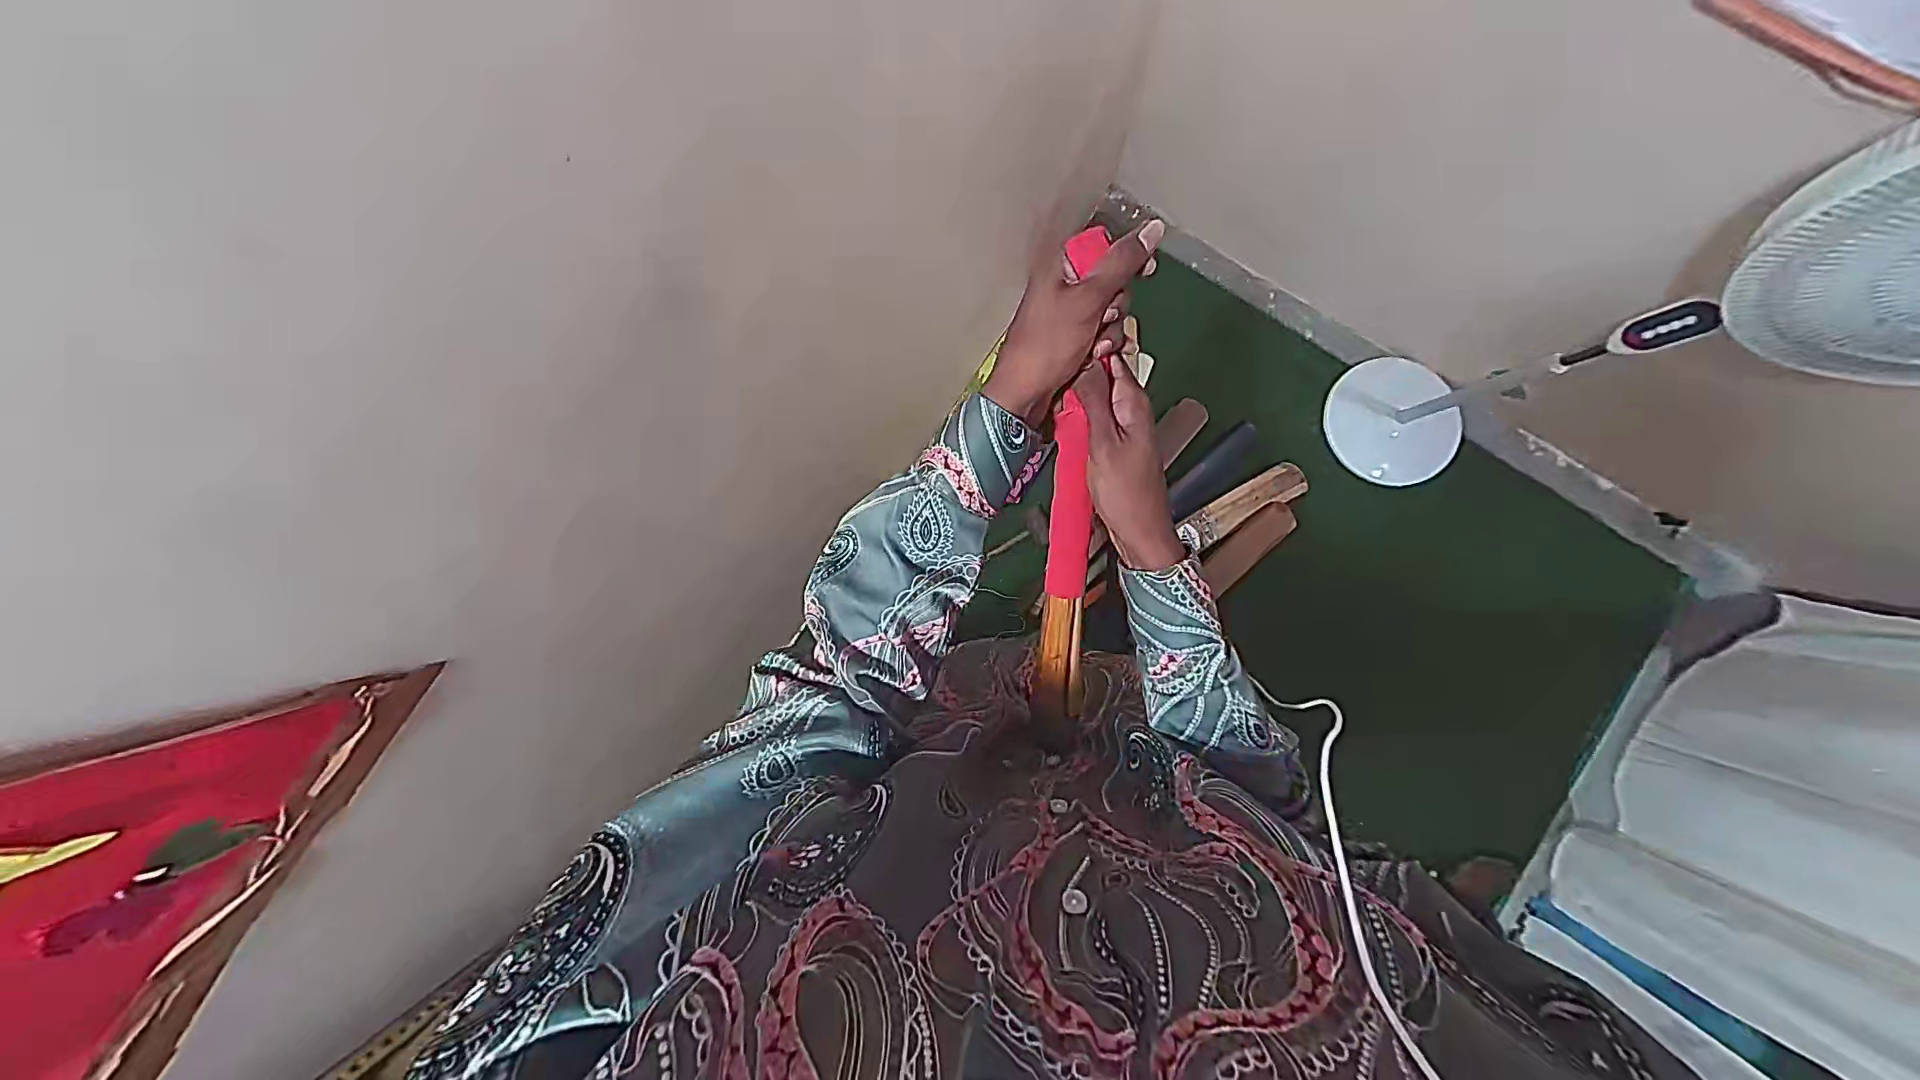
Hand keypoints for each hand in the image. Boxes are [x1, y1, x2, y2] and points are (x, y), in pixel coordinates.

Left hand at [983, 219, 1163, 427]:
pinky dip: (1106, 345)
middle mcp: (1065, 285)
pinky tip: (1095, 356)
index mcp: (1060, 265)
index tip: (1144, 270)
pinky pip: (1106, 332)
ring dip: (1111, 329)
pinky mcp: (1076, 336)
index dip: (1128, 256)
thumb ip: (1121, 264)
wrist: (1025, 394)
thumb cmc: (1044, 348)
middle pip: (1115, 280)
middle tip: (1100, 318)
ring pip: (1114, 309)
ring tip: (1093, 344)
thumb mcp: (1087, 300)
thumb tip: (1150, 230)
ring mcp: (1071, 312)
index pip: (1105, 244)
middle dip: (1116, 304)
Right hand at [1073, 358, 1185, 571]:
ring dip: (1075, 405)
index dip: (1087, 355)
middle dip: (1077, 381)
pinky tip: (1067, 431)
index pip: (1110, 360)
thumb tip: (1084, 364)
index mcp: (1133, 403)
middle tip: (1055, 389)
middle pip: (1101, 380)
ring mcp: (1123, 429)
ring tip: (1057, 410)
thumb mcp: (1102, 443)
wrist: (1137, 531)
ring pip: (1094, 403)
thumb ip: (1093, 401)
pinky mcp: (1115, 446)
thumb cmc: (1125, 493)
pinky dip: (1079, 425)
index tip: (1063, 360)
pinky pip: (1094, 424)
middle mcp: (1131, 412)